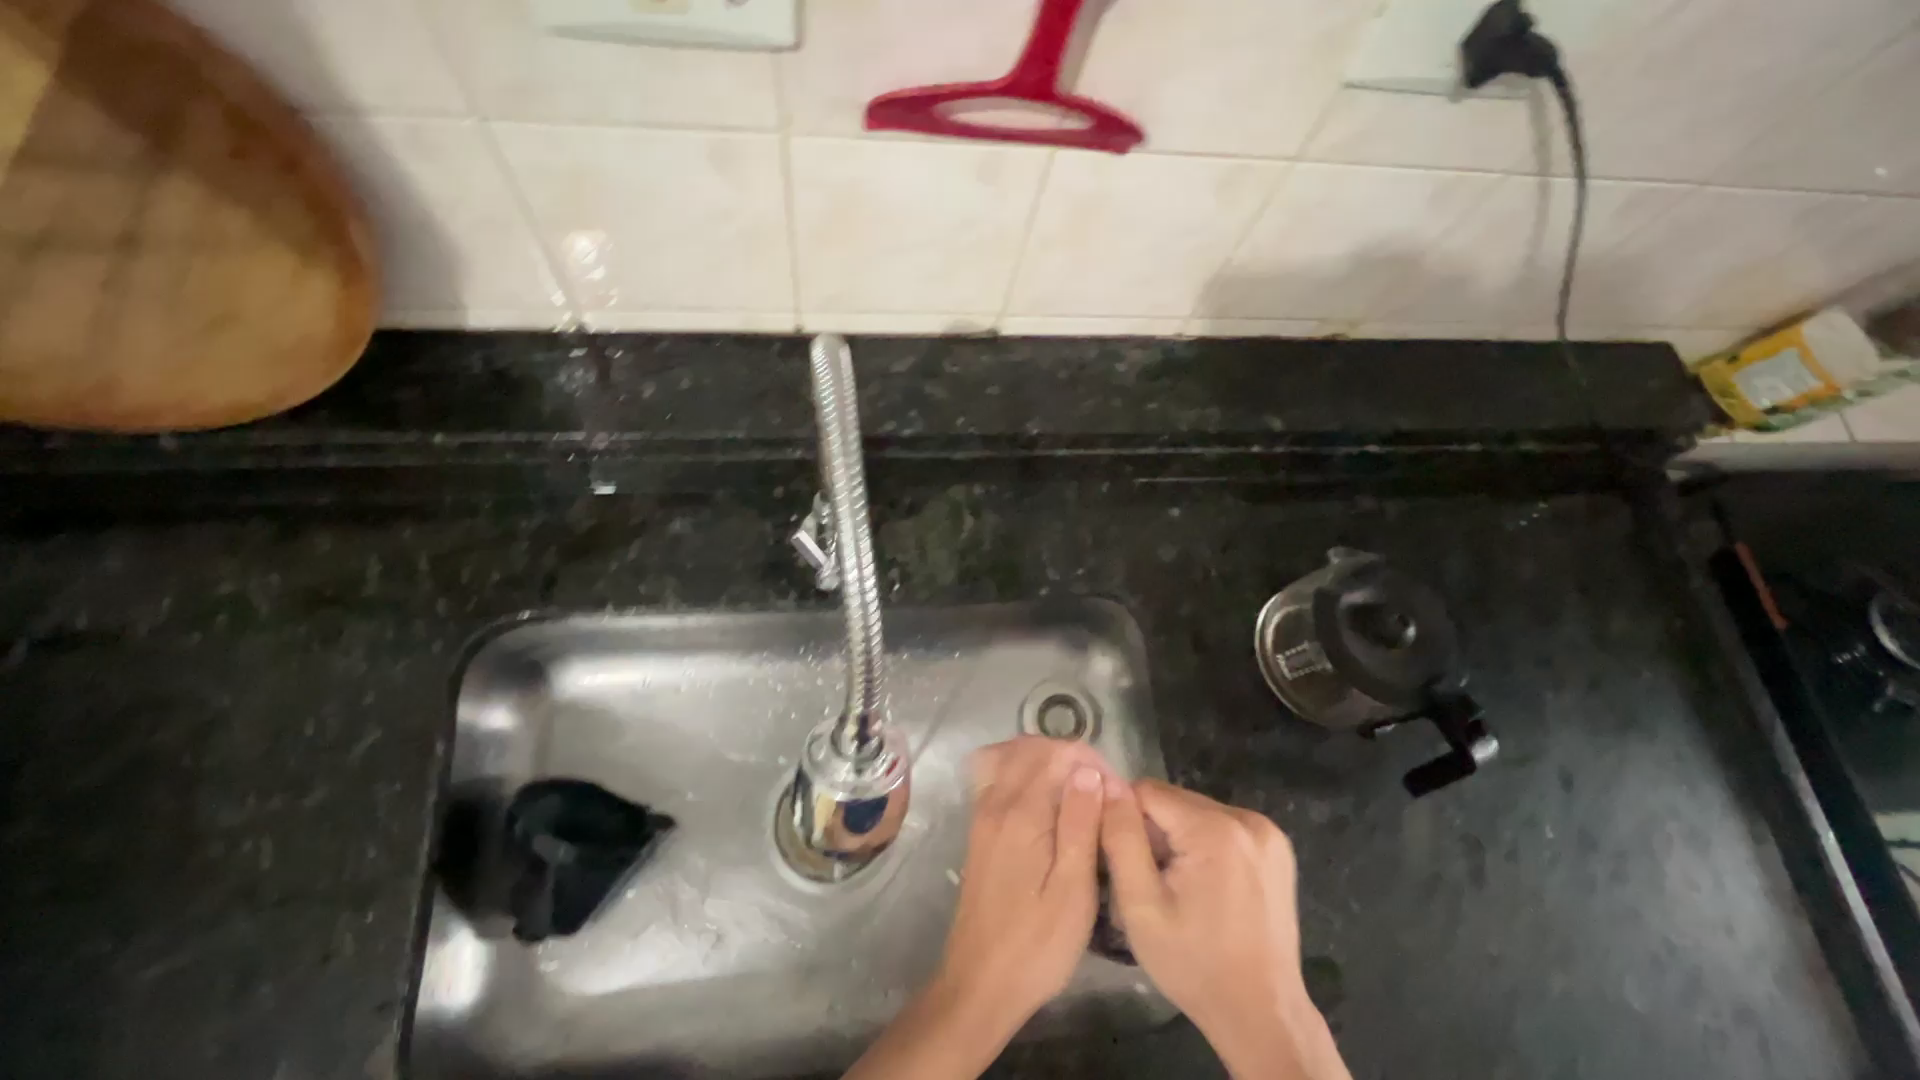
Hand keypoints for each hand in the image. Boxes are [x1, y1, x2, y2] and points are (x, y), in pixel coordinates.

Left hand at [842, 736, 1116, 1079]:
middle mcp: (994, 804)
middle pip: (1028, 748)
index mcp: (1019, 813)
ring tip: (1080, 793)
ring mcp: (981, 816)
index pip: (1056, 754)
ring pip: (1009, 758)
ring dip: (1046, 760)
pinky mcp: (979, 832)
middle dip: (1069, 755)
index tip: (1116, 794)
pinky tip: (1050, 805)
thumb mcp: (1073, 889)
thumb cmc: (1036, 945)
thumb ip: (1080, 823)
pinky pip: (998, 778)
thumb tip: (1089, 770)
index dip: (1092, 762)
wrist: (980, 983)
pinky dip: (1025, 774)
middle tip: (1102, 790)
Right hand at [1101, 779, 1351, 1079]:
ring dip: (1177, 839)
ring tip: (1174, 889)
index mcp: (1216, 830)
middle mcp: (1248, 820)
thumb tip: (1105, 785)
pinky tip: (1202, 888)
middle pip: (1175, 801)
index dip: (1125, 821)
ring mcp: (1269, 833)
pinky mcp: (1277, 849)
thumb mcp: (1140, 905)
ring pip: (1197, 813)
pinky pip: (1223, 828)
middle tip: (1147, 882)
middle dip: (1154, 832)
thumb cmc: (1193, 964)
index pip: (1147, 791)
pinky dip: (1204, 847)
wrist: (1261, 1012)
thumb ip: (1120, 838)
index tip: (1122, 862)